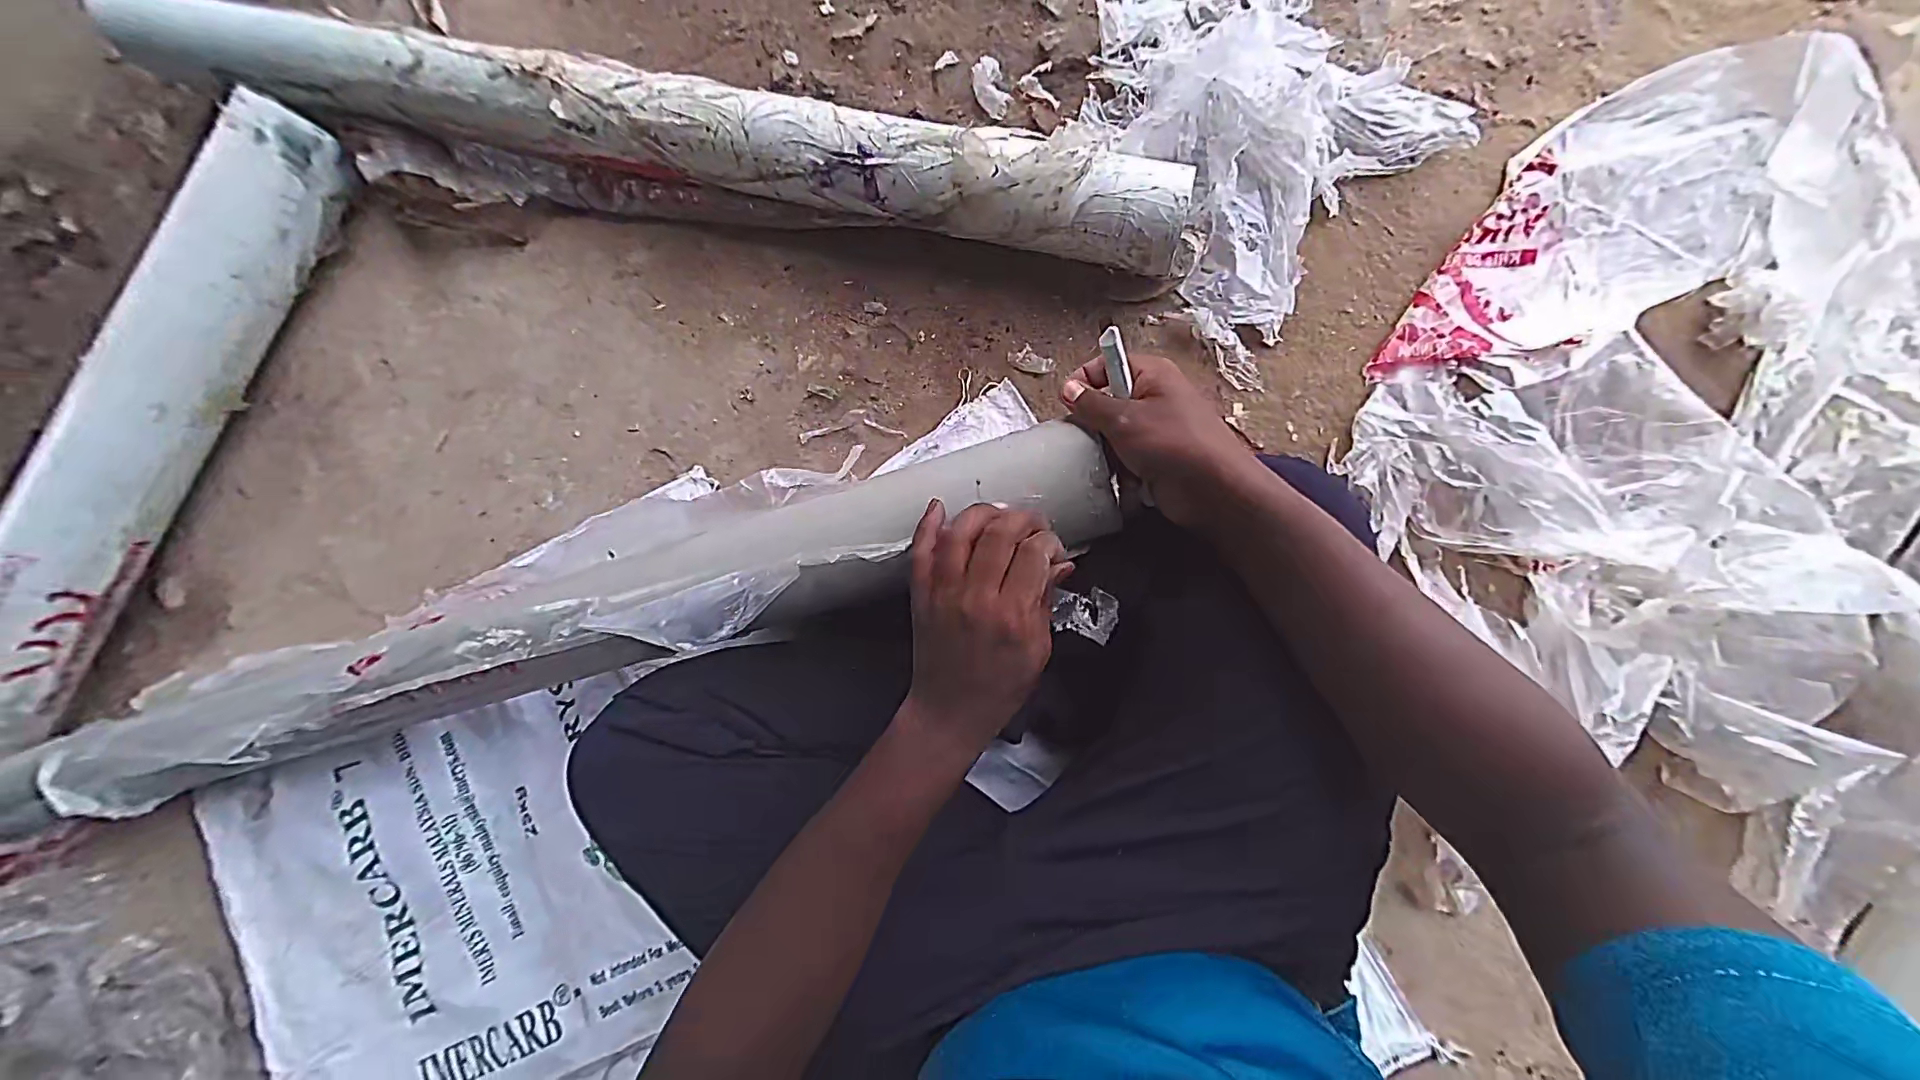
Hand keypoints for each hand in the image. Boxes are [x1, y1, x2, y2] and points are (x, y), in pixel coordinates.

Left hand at [901, 501, 1071, 759]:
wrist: (949, 711)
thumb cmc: (999, 687)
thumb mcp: (1038, 650)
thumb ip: (1046, 601)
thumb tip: (1061, 564)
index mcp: (1012, 615)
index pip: (1033, 553)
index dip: (1047, 540)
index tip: (1052, 545)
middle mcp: (976, 598)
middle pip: (999, 534)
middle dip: (1022, 519)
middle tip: (1032, 525)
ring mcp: (944, 593)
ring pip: (959, 532)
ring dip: (982, 513)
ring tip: (998, 514)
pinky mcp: (921, 595)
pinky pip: (920, 551)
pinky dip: (927, 525)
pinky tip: (939, 508)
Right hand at [1060, 353, 1262, 527]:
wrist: (1213, 490)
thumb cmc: (1180, 445)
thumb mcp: (1123, 419)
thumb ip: (1091, 403)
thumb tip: (1070, 390)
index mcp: (1153, 376)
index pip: (1109, 363)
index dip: (1086, 378)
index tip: (1068, 397)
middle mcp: (1155, 399)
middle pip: (1108, 404)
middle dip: (1096, 425)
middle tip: (1091, 436)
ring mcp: (1156, 431)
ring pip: (1114, 437)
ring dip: (1109, 453)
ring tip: (1115, 462)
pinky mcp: (1156, 460)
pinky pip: (1126, 461)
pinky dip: (1123, 472)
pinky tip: (1129, 480)